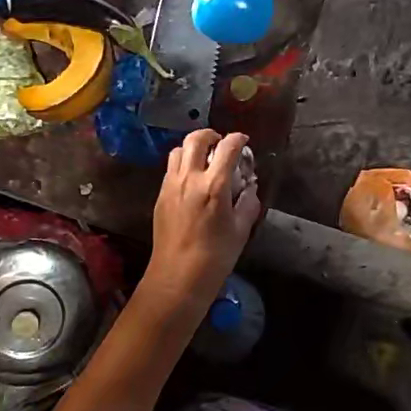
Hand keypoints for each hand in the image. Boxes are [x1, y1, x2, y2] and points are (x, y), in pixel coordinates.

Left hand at [141, 130, 260, 318]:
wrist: (178, 275)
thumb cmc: (215, 256)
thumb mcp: (241, 230)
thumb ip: (248, 203)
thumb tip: (250, 188)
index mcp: (214, 185)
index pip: (227, 148)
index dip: (238, 139)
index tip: (243, 140)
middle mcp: (190, 178)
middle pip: (195, 139)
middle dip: (210, 135)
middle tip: (220, 144)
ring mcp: (171, 185)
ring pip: (178, 151)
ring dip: (192, 148)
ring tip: (204, 159)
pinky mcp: (160, 195)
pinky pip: (171, 169)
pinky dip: (182, 164)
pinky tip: (191, 180)